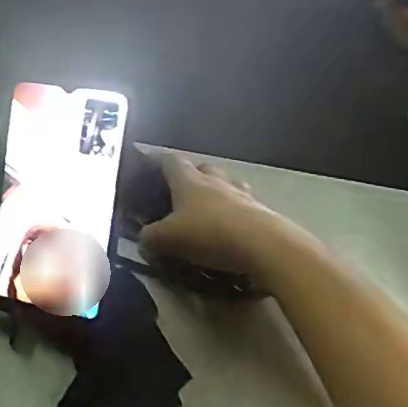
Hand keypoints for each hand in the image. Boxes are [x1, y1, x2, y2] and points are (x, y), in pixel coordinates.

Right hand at [137, 150, 309, 275]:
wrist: (265, 245)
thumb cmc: (210, 233)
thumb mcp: (169, 239)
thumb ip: (150, 238)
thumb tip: (143, 241)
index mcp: (190, 181)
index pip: (171, 161)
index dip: (159, 162)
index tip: (150, 166)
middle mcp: (216, 181)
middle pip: (203, 168)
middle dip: (192, 176)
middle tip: (182, 193)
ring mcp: (242, 194)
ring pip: (226, 184)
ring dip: (217, 192)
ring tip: (209, 210)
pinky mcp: (262, 213)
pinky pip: (244, 206)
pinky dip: (235, 213)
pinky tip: (231, 229)